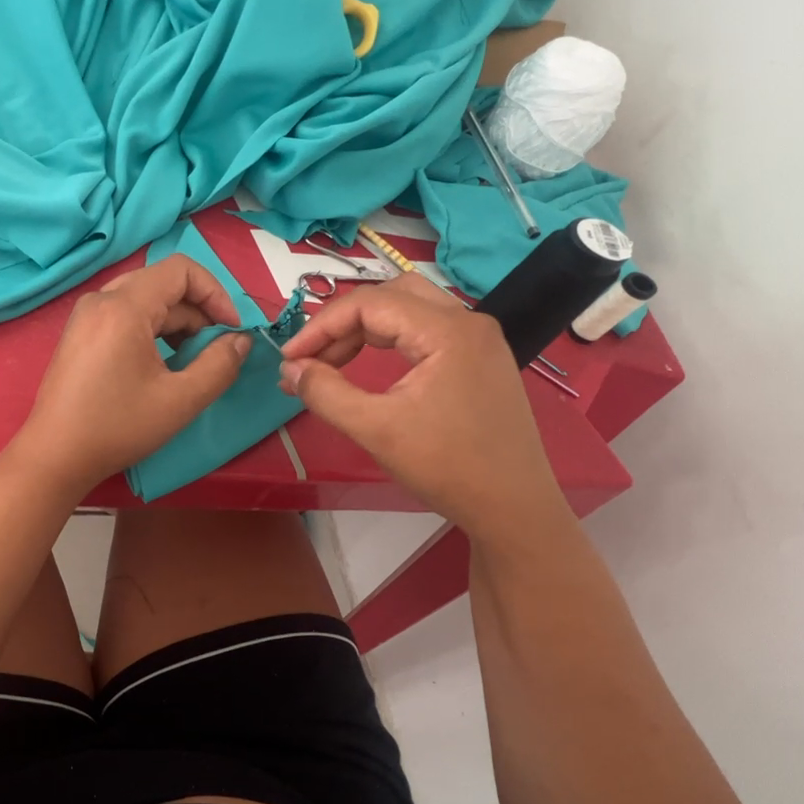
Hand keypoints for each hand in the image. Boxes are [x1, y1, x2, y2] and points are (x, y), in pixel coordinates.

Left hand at [14, 255, 251, 493]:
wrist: (56, 455)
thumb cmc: (118, 427)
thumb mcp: (180, 400)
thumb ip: (219, 365)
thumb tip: (240, 341)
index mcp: (123, 307)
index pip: (180, 270)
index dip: (215, 293)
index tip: (231, 330)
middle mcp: (100, 300)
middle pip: (162, 284)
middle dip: (197, 311)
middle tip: (215, 350)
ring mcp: (84, 316)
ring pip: (143, 300)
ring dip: (175, 322)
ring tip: (190, 361)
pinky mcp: (79, 334)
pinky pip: (123, 315)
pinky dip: (150, 330)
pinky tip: (159, 365)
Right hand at [278, 274, 570, 537]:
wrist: (514, 508)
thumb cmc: (446, 467)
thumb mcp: (375, 429)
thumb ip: (325, 392)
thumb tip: (290, 369)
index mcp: (447, 331)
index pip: (369, 304)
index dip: (320, 327)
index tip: (289, 360)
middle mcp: (467, 322)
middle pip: (390, 296)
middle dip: (342, 323)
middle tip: (310, 359)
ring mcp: (478, 339)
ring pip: (408, 310)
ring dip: (363, 330)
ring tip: (331, 364)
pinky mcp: (480, 359)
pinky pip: (425, 330)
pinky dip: (389, 341)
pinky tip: (368, 367)